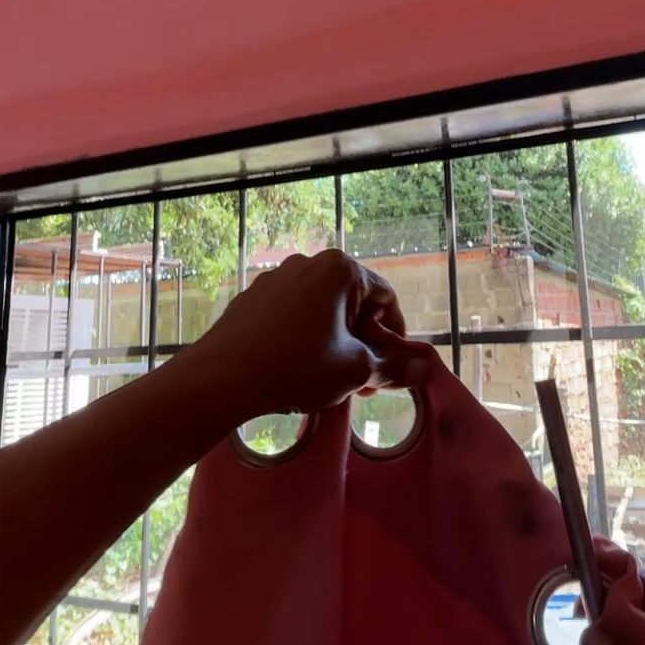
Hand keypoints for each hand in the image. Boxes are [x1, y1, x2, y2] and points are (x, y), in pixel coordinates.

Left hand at [177, 248, 430, 420]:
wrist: (221, 377)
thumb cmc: (297, 367)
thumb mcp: (355, 370)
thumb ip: (394, 366)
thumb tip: (424, 368)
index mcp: (340, 270)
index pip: (386, 297)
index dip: (396, 334)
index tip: (390, 367)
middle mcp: (309, 263)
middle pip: (353, 301)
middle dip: (363, 342)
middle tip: (362, 380)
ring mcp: (277, 278)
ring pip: (322, 310)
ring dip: (335, 341)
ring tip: (330, 379)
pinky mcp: (253, 297)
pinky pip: (293, 315)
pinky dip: (305, 337)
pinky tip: (297, 369)